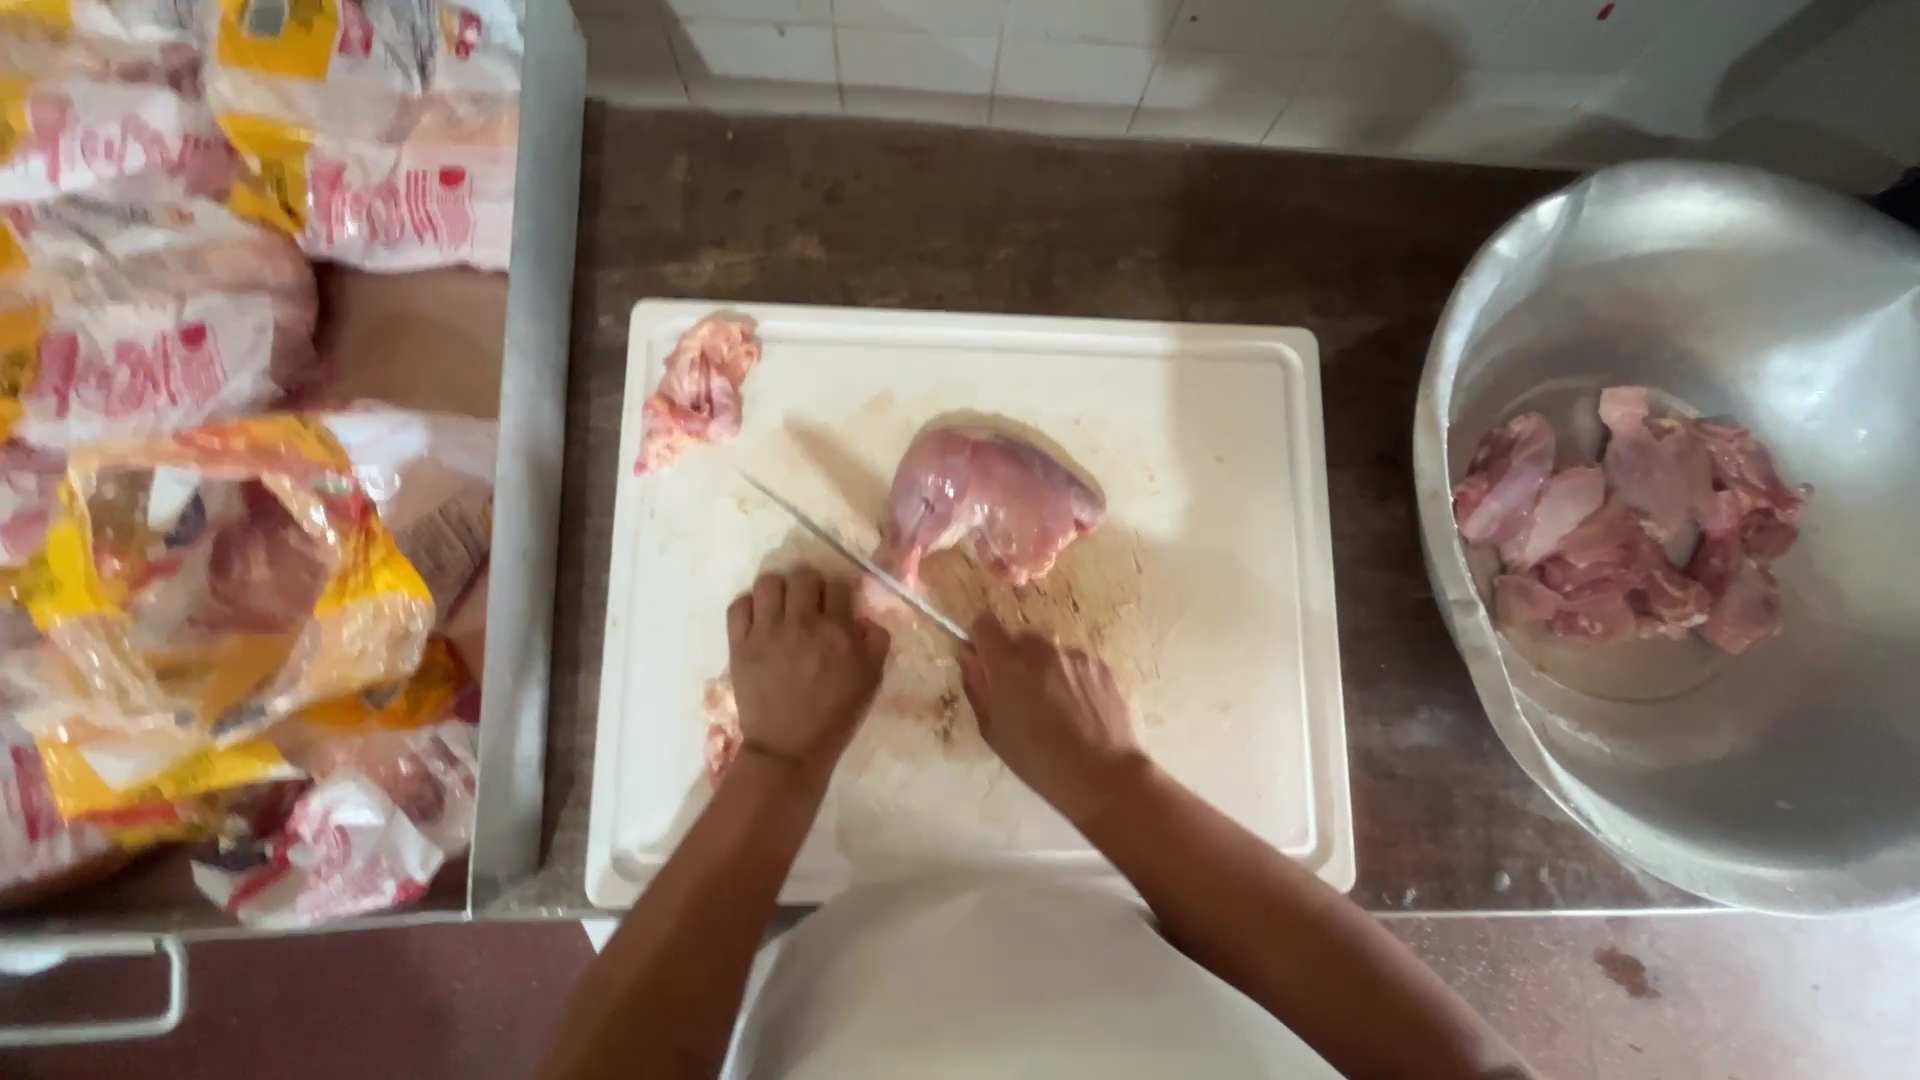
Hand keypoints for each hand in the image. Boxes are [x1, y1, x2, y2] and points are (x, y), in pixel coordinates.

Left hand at [727, 569, 890, 776]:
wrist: (789, 747)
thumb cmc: (835, 716)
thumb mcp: (871, 681)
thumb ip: (876, 643)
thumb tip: (867, 620)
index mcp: (836, 631)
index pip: (838, 585)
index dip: (839, 592)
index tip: (836, 604)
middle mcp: (801, 623)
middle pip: (803, 575)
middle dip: (810, 584)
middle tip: (809, 602)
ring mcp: (766, 631)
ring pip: (769, 582)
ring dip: (779, 589)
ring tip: (782, 606)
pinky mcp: (740, 644)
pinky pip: (739, 605)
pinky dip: (749, 605)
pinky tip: (759, 618)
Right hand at [959, 614, 1147, 823]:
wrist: (1103, 775)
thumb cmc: (1038, 761)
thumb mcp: (993, 731)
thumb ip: (977, 686)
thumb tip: (969, 657)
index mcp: (1009, 664)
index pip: (985, 623)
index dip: (982, 640)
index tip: (986, 662)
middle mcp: (1042, 649)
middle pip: (1019, 638)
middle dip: (1015, 659)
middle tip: (1022, 696)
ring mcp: (1075, 656)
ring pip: (1050, 651)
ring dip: (1045, 668)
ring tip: (1056, 707)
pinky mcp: (1101, 666)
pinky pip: (1076, 663)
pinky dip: (1072, 678)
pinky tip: (1079, 710)